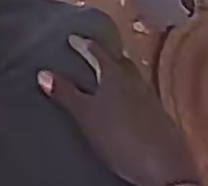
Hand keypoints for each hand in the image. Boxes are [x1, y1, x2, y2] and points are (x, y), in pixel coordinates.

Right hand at [39, 35, 200, 185]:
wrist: (165, 169)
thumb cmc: (120, 135)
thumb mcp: (86, 115)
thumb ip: (66, 93)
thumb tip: (42, 72)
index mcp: (114, 73)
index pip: (96, 50)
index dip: (82, 44)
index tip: (72, 37)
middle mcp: (133, 78)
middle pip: (118, 60)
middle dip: (105, 56)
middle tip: (92, 55)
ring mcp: (150, 97)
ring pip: (132, 77)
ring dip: (119, 74)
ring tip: (108, 79)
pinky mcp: (160, 117)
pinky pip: (141, 94)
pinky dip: (131, 92)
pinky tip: (128, 104)